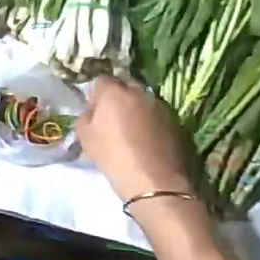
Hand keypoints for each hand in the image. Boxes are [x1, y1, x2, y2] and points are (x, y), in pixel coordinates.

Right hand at [78, 75, 194, 202]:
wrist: (153, 180)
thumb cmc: (112, 154)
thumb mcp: (84, 135)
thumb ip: (85, 116)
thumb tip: (93, 111)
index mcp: (114, 92)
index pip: (101, 79)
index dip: (95, 93)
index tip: (92, 109)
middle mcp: (140, 92)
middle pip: (126, 85)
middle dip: (117, 96)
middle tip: (110, 116)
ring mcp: (161, 106)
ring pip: (143, 99)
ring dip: (135, 108)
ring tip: (128, 128)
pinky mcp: (175, 121)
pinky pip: (156, 114)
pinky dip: (149, 120)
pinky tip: (144, 138)